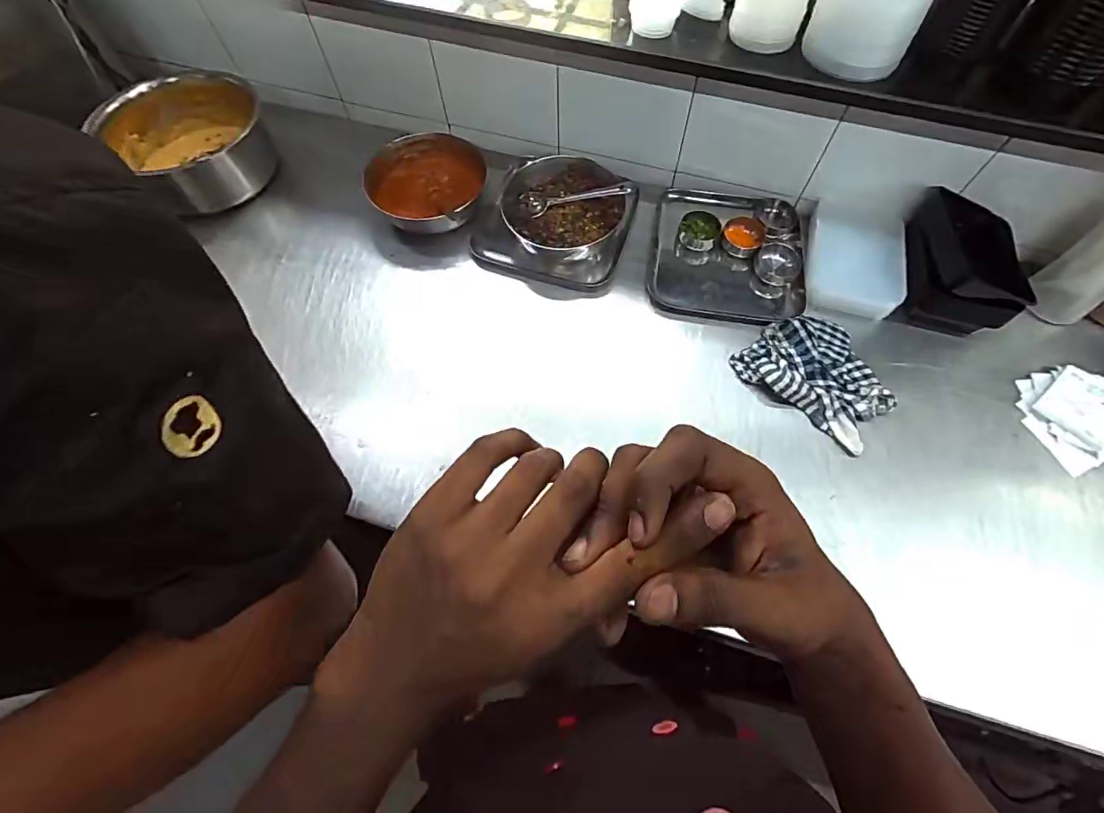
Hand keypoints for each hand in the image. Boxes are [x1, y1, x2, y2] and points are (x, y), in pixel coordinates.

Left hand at [317, 429, 735, 717]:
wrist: (395, 661)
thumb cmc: (477, 654)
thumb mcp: (543, 640)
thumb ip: (587, 596)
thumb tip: (632, 550)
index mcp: (552, 616)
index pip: (628, 564)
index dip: (676, 530)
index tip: (709, 502)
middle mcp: (516, 575)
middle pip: (581, 497)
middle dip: (596, 472)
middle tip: (594, 466)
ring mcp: (468, 540)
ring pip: (534, 469)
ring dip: (550, 459)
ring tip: (549, 464)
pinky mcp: (432, 513)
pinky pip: (482, 455)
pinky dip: (509, 441)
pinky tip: (518, 445)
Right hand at [563, 425, 874, 662]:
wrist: (814, 636)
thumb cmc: (810, 612)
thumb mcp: (776, 611)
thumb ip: (715, 599)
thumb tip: (647, 599)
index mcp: (741, 481)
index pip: (687, 448)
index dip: (655, 480)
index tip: (641, 537)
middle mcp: (702, 481)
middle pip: (642, 460)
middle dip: (616, 501)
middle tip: (599, 554)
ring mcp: (676, 502)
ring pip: (621, 484)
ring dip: (600, 521)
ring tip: (588, 568)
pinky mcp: (658, 529)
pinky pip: (618, 522)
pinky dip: (602, 548)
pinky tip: (596, 585)